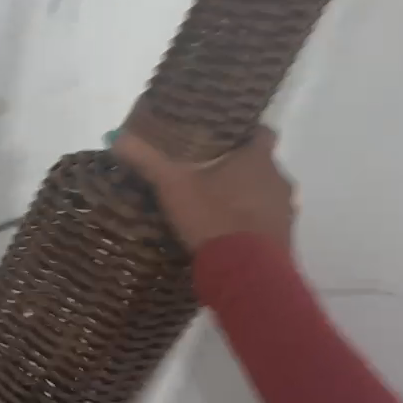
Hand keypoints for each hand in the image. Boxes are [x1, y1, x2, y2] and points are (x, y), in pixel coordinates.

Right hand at [114, 126, 294, 252]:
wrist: (248, 274)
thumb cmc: (212, 216)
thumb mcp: (169, 183)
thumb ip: (144, 157)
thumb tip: (116, 136)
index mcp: (258, 160)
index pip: (262, 132)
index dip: (242, 128)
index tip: (218, 131)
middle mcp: (279, 180)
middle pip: (257, 161)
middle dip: (231, 160)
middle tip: (199, 161)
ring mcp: (285, 209)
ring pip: (261, 188)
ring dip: (239, 188)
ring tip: (206, 191)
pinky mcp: (283, 235)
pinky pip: (263, 212)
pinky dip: (244, 211)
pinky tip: (218, 218)